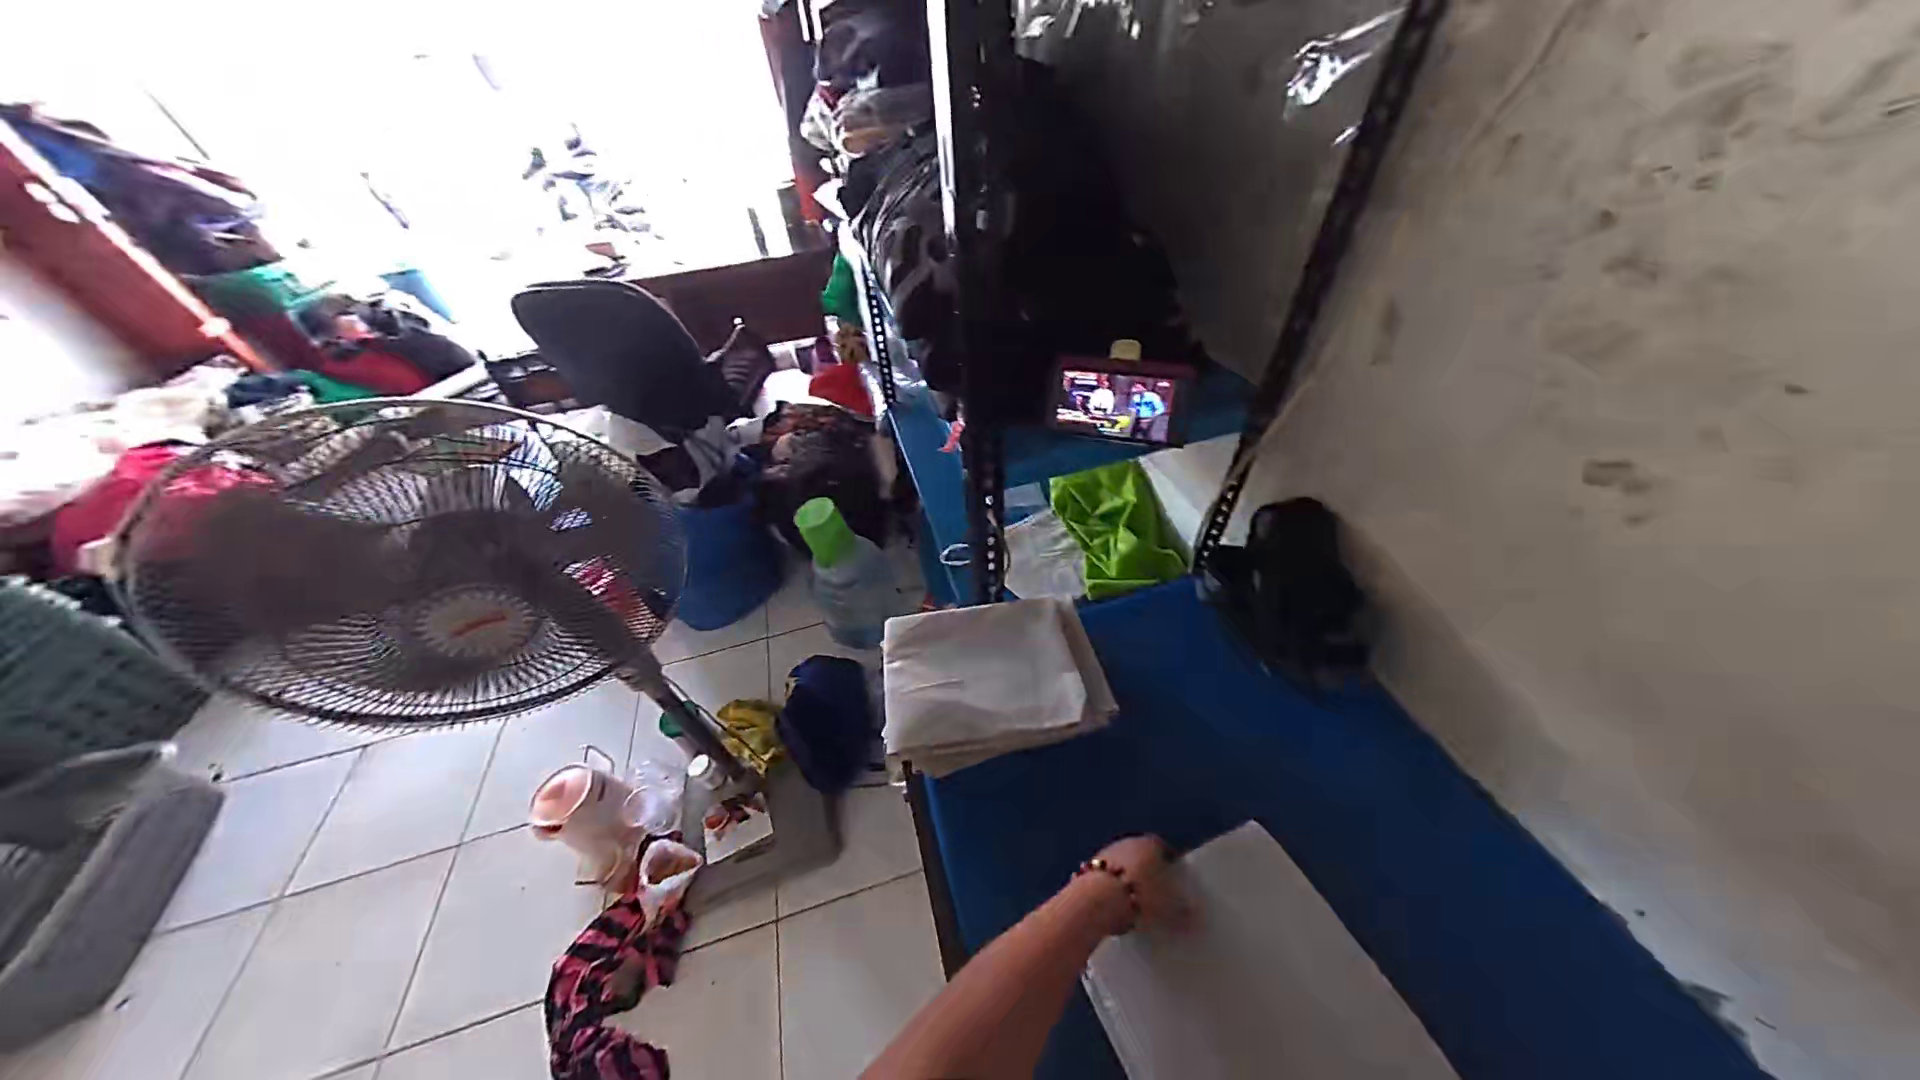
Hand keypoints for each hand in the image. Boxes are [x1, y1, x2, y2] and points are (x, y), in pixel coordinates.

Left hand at [1091, 834, 1185, 933]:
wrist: (1097, 899)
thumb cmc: (1141, 898)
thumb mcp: (1171, 909)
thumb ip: (1184, 910)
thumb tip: (1193, 914)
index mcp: (1150, 844)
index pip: (1164, 849)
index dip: (1170, 866)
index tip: (1176, 884)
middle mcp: (1127, 841)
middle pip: (1141, 855)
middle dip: (1148, 872)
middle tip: (1156, 895)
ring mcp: (1106, 852)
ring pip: (1122, 864)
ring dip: (1127, 878)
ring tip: (1135, 903)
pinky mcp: (1089, 867)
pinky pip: (1107, 877)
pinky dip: (1112, 887)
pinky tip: (1116, 905)